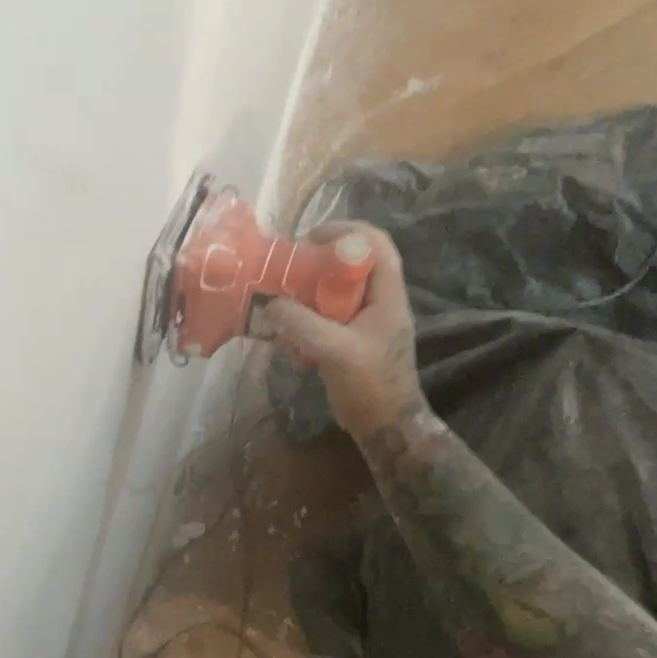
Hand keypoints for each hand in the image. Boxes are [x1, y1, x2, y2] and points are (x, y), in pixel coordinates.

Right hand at [261, 222, 423, 439]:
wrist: (385, 425)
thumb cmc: (370, 385)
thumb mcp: (335, 351)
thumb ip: (301, 324)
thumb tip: (269, 305)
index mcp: (387, 295)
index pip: (375, 243)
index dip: (344, 231)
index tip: (309, 240)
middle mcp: (379, 301)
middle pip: (351, 263)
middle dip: (317, 262)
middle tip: (287, 269)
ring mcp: (366, 321)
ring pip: (336, 290)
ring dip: (307, 291)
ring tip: (281, 298)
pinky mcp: (351, 338)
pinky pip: (327, 314)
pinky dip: (306, 316)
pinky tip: (287, 331)